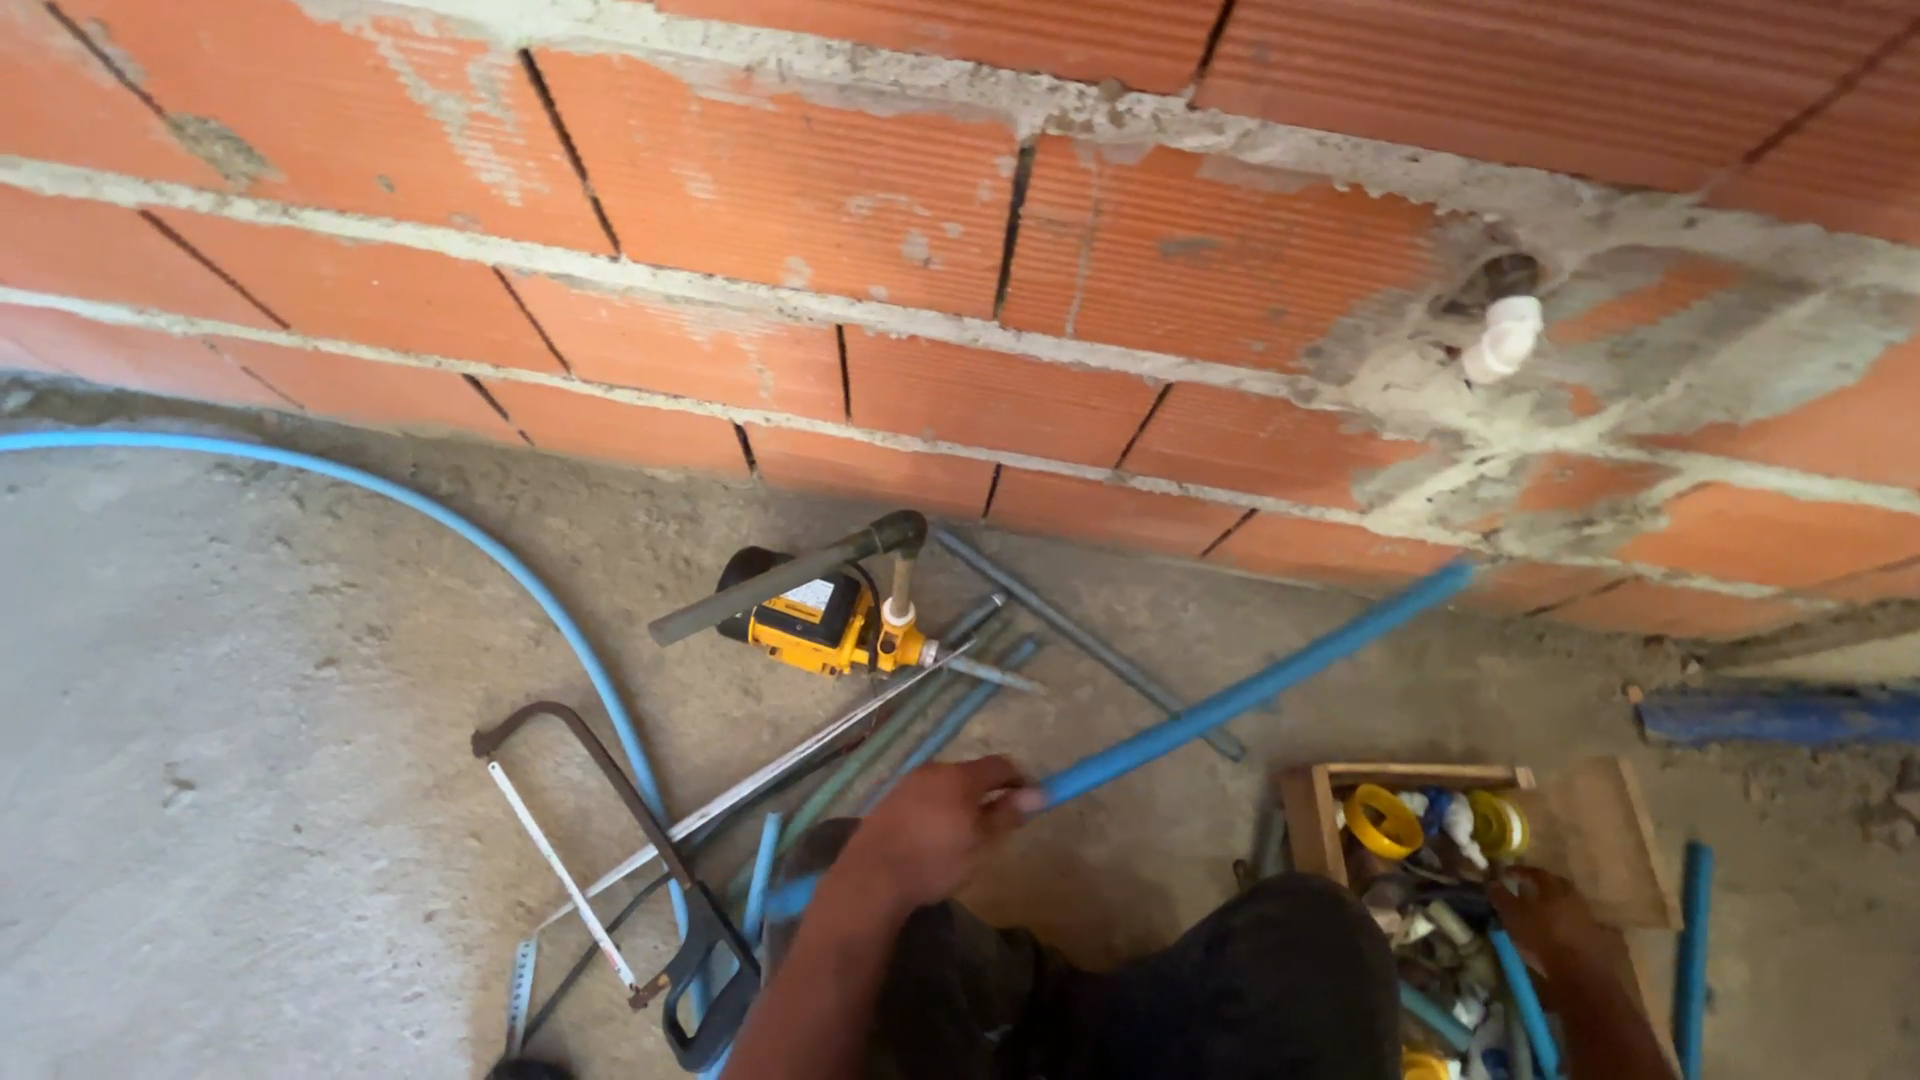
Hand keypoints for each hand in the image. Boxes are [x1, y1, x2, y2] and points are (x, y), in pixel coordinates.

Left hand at [835, 756, 1042, 915]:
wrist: (872, 875)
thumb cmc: (935, 860)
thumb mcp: (981, 843)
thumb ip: (1008, 814)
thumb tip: (1038, 793)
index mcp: (960, 776)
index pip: (1001, 765)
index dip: (1020, 779)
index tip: (1029, 800)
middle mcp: (934, 770)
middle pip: (971, 773)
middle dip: (988, 791)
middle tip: (996, 823)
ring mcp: (908, 782)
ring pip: (946, 784)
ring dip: (961, 800)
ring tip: (964, 833)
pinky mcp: (890, 799)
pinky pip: (925, 795)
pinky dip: (938, 808)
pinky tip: (934, 835)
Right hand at [1490, 866, 1612, 965]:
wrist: (1581, 976)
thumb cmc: (1542, 938)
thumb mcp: (1512, 915)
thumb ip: (1501, 896)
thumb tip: (1492, 881)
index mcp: (1555, 890)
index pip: (1537, 872)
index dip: (1521, 871)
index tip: (1507, 873)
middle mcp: (1576, 901)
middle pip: (1562, 887)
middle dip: (1546, 886)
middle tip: (1531, 889)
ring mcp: (1594, 923)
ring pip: (1577, 907)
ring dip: (1563, 907)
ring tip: (1549, 914)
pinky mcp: (1606, 944)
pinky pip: (1594, 930)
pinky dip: (1583, 929)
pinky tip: (1575, 935)